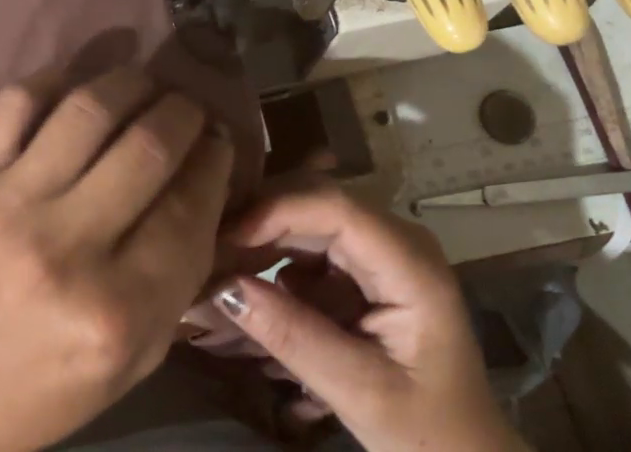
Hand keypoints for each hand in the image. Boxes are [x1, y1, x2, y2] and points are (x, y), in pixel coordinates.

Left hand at [0, 68, 236, 451]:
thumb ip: (183, 274)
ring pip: (89, 108)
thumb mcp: (140, 355)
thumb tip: (208, 179)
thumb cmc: (50, 383)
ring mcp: (9, 206)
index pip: (190, 206)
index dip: (215, 161)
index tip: (219, 141)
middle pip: (149, 146)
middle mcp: (66, 249)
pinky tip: (79, 86)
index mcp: (119, 310)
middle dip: (184, 113)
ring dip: (131, 82)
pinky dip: (56, 79)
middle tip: (189, 108)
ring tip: (145, 85)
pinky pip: (17, 101)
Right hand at [213, 186, 528, 451]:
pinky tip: (241, 286)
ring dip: (257, 239)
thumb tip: (221, 285)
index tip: (219, 237)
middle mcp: (393, 238)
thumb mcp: (360, 392)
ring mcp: (377, 249)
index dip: (271, 210)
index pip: (331, 206)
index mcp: (409, 261)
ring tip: (212, 270)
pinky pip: (305, 244)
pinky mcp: (360, 267)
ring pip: (302, 217)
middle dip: (255, 221)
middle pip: (312, 201)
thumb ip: (292, 336)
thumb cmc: (426, 431)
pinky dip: (270, 260)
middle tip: (203, 252)